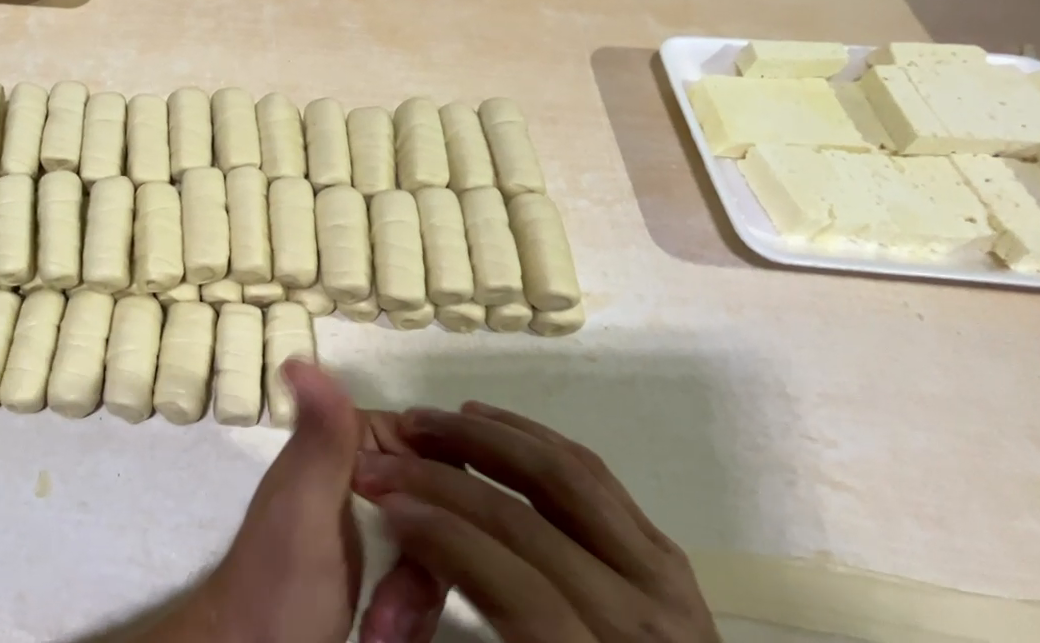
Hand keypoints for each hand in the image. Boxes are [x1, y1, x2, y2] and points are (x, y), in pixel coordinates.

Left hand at [139, 361, 442, 642]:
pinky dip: (411, 614)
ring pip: (440, 545)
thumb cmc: (278, 584)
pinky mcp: (377, 565)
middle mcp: (358, 473)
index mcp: (343, 446)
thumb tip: (298, 356)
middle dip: (429, 562)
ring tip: (382, 631)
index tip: (427, 542)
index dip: (442, 493)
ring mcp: (369, 519)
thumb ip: (319, 438)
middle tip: (392, 611)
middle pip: (441, 501)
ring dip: (419, 598)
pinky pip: (425, 578)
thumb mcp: (304, 511)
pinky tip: (383, 635)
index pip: (430, 445)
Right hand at [351, 401, 718, 642]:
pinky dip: (530, 435)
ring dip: (483, 438)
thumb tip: (374, 618)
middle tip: (381, 461)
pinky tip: (482, 419)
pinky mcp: (664, 548)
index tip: (384, 502)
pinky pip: (592, 470)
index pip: (520, 591)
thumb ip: (444, 640)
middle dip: (442, 481)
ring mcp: (662, 579)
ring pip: (565, 477)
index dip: (446, 540)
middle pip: (530, 525)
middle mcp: (643, 624)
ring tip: (422, 422)